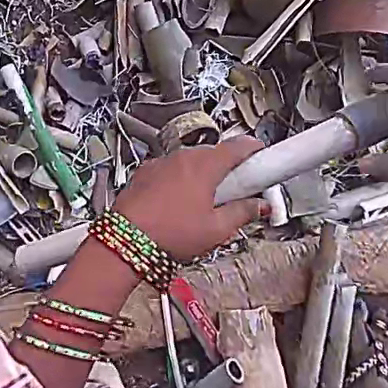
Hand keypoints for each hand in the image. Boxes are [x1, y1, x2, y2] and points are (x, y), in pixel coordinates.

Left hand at [116, 135, 269, 259]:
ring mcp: (162, 163)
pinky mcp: (146, 173)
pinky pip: (170, 171)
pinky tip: (178, 206)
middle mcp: (184, 157)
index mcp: (206, 165)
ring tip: (203, 205)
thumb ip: (242, 213)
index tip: (262, 156)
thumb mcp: (216, 230)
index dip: (254, 149)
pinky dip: (179, 181)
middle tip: (236, 191)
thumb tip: (259, 206)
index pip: (238, 146)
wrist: (125, 241)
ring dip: (202, 176)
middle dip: (228, 170)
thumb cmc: (169, 234)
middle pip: (214, 155)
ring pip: (191, 162)